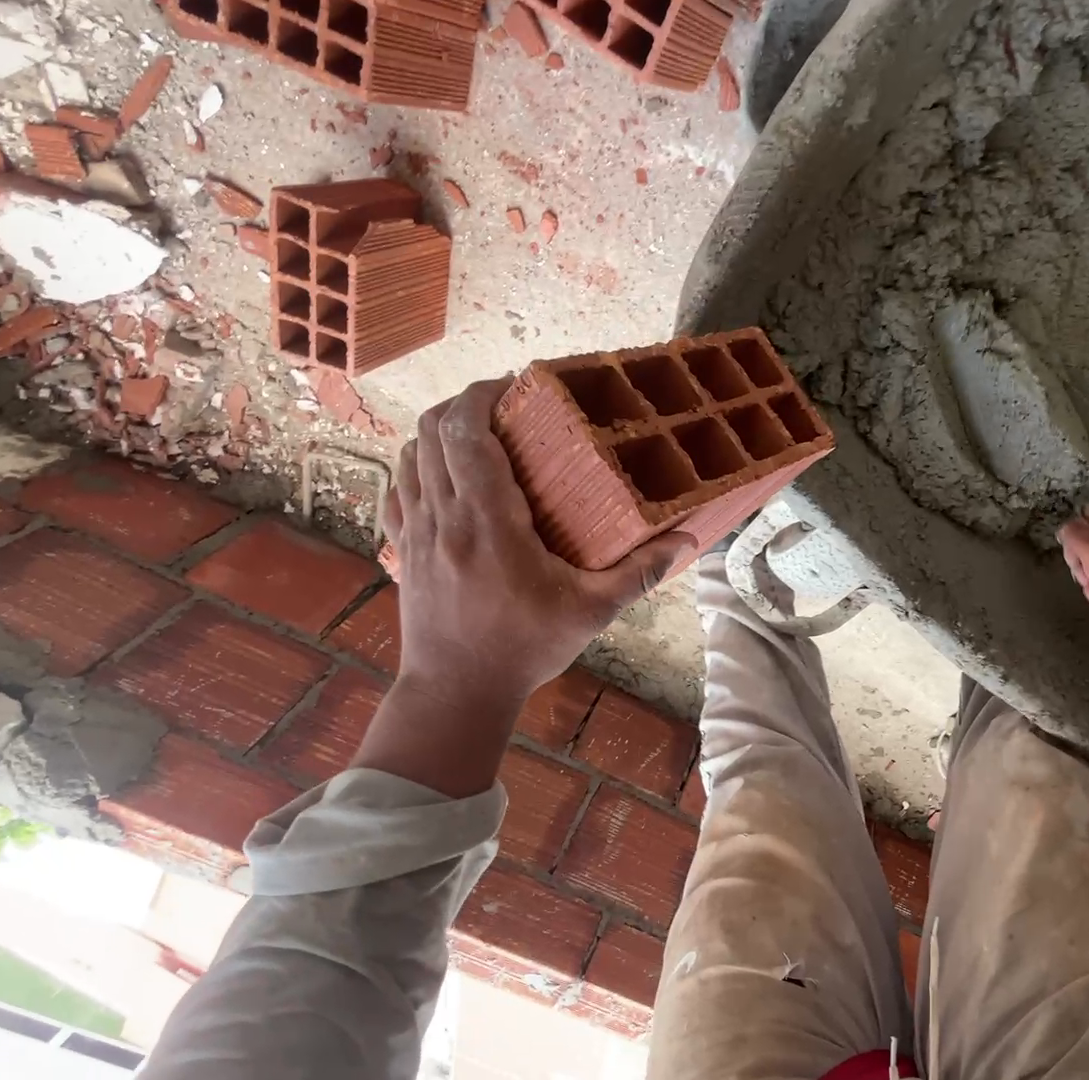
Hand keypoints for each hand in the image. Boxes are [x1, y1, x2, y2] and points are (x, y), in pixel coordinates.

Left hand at [381, 377, 693, 708]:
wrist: (456, 691)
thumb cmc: (526, 647)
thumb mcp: (593, 611)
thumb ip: (640, 572)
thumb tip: (687, 539)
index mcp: (487, 520)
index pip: (467, 433)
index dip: (482, 395)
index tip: (514, 385)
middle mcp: (443, 515)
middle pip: (432, 431)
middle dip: (464, 404)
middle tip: (505, 406)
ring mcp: (416, 532)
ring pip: (412, 455)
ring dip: (440, 432)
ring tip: (480, 434)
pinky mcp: (404, 550)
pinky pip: (400, 487)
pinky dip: (418, 465)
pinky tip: (444, 475)